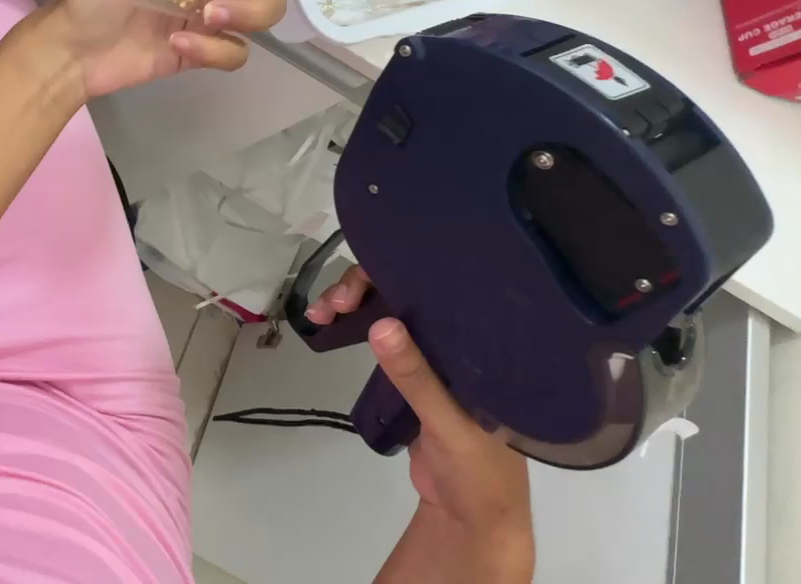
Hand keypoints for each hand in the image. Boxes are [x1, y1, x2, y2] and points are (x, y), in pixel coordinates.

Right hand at [308, 268, 533, 580]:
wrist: (472, 520)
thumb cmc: (480, 473)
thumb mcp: (450, 425)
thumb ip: (417, 377)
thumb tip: (382, 323)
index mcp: (477, 348)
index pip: (436, 292)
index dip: (392, 279)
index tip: (354, 292)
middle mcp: (456, 344)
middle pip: (404, 296)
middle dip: (360, 289)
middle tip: (328, 305)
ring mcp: (432, 359)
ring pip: (388, 315)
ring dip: (352, 306)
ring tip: (321, 313)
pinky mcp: (412, 376)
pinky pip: (382, 340)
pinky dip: (355, 328)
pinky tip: (334, 325)